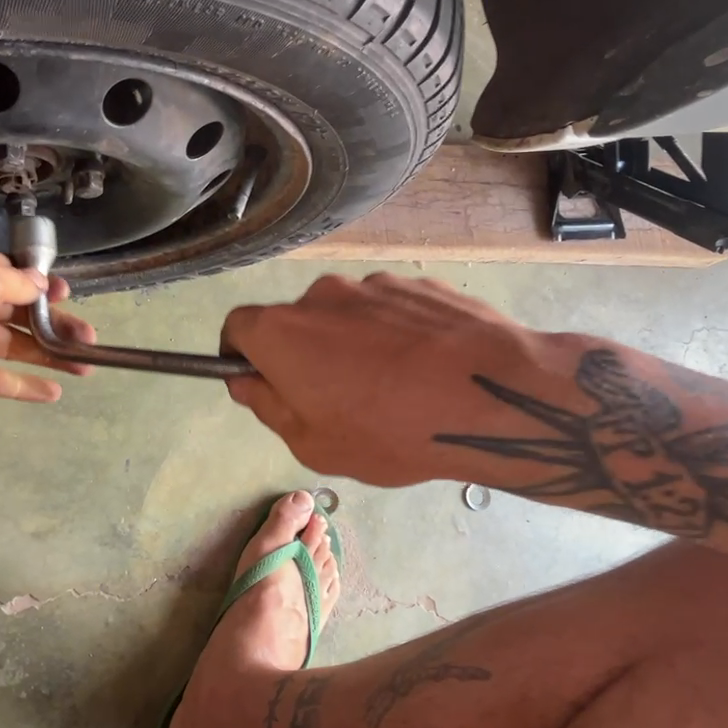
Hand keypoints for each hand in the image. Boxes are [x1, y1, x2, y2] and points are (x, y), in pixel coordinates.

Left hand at [0, 242, 97, 408]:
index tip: (71, 299)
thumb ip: (15, 284)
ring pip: (13, 346)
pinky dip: (23, 385)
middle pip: (20, 312)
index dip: (44, 288)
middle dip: (57, 324)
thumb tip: (40, 284)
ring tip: (85, 366)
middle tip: (90, 341)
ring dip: (49, 355)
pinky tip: (53, 393)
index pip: (14, 275)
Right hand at [221, 273, 586, 486]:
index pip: (236, 328)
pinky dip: (393, 334)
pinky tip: (424, 369)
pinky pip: (389, 311)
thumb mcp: (312, 444)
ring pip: (344, 316)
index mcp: (280, 332)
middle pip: (293, 322)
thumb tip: (247, 381)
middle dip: (302, 355)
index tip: (264, 385)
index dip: (242, 357)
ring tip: (391, 387)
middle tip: (335, 400)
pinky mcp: (418, 283)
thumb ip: (268, 406)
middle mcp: (318, 295)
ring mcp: (372, 285)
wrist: (491, 398)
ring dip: (351, 343)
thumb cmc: (387, 431)